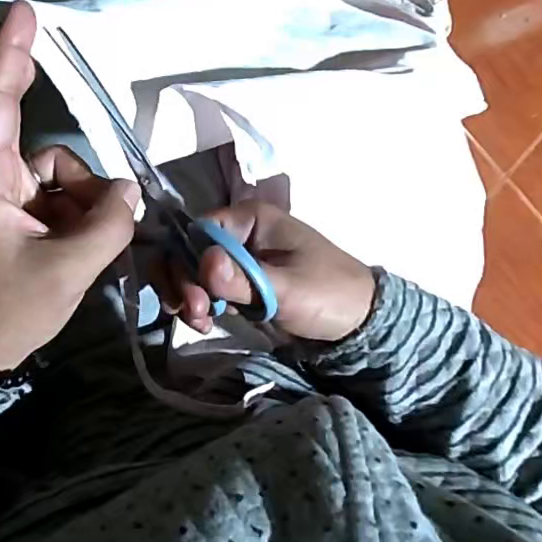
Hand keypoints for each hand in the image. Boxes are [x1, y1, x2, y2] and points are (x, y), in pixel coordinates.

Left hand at [0, 2, 139, 369]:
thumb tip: (130, 189)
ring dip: (93, 204)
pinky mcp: (31, 217)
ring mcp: (16, 199)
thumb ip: (106, 225)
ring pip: (69, 176)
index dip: (10, 58)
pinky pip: (72, 199)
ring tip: (92, 250)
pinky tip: (92, 248)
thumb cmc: (8, 309)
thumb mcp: (65, 270)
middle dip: (76, 168)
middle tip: (74, 162)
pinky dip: (90, 215)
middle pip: (45, 145)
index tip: (24, 14)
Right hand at [163, 201, 375, 342]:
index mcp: (253, 219)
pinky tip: (206, 322)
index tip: (195, 298)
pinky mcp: (241, 280)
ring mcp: (240, 256)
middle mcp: (241, 232)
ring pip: (194, 268)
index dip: (188, 262)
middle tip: (197, 314)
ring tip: (202, 322)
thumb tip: (205, 263)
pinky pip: (207, 286)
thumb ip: (244, 278)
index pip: (198, 230)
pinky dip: (200, 304)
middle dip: (184, 281)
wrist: (357, 320)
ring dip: (188, 294)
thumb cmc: (329, 294)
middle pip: (189, 248)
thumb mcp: (287, 289)